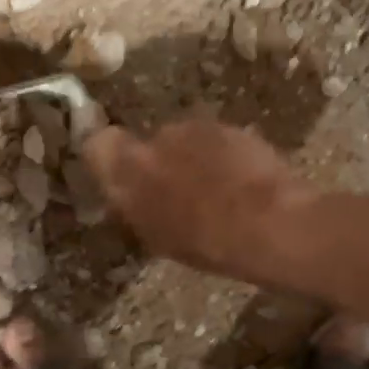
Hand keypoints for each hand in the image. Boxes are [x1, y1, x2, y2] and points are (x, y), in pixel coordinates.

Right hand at [83, 119, 317, 277]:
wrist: (271, 225)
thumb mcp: (156, 235)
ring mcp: (192, 129)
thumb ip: (134, 205)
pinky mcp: (227, 126)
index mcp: (126, 170)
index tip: (122, 173)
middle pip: (146, 142)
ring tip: (217, 189)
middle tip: (177, 190)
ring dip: (193, 158)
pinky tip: (241, 183)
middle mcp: (153, 139)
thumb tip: (125, 194)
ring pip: (182, 140)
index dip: (108, 154)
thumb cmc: (207, 243)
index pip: (97, 144)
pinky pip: (214, 140)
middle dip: (158, 159)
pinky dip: (222, 156)